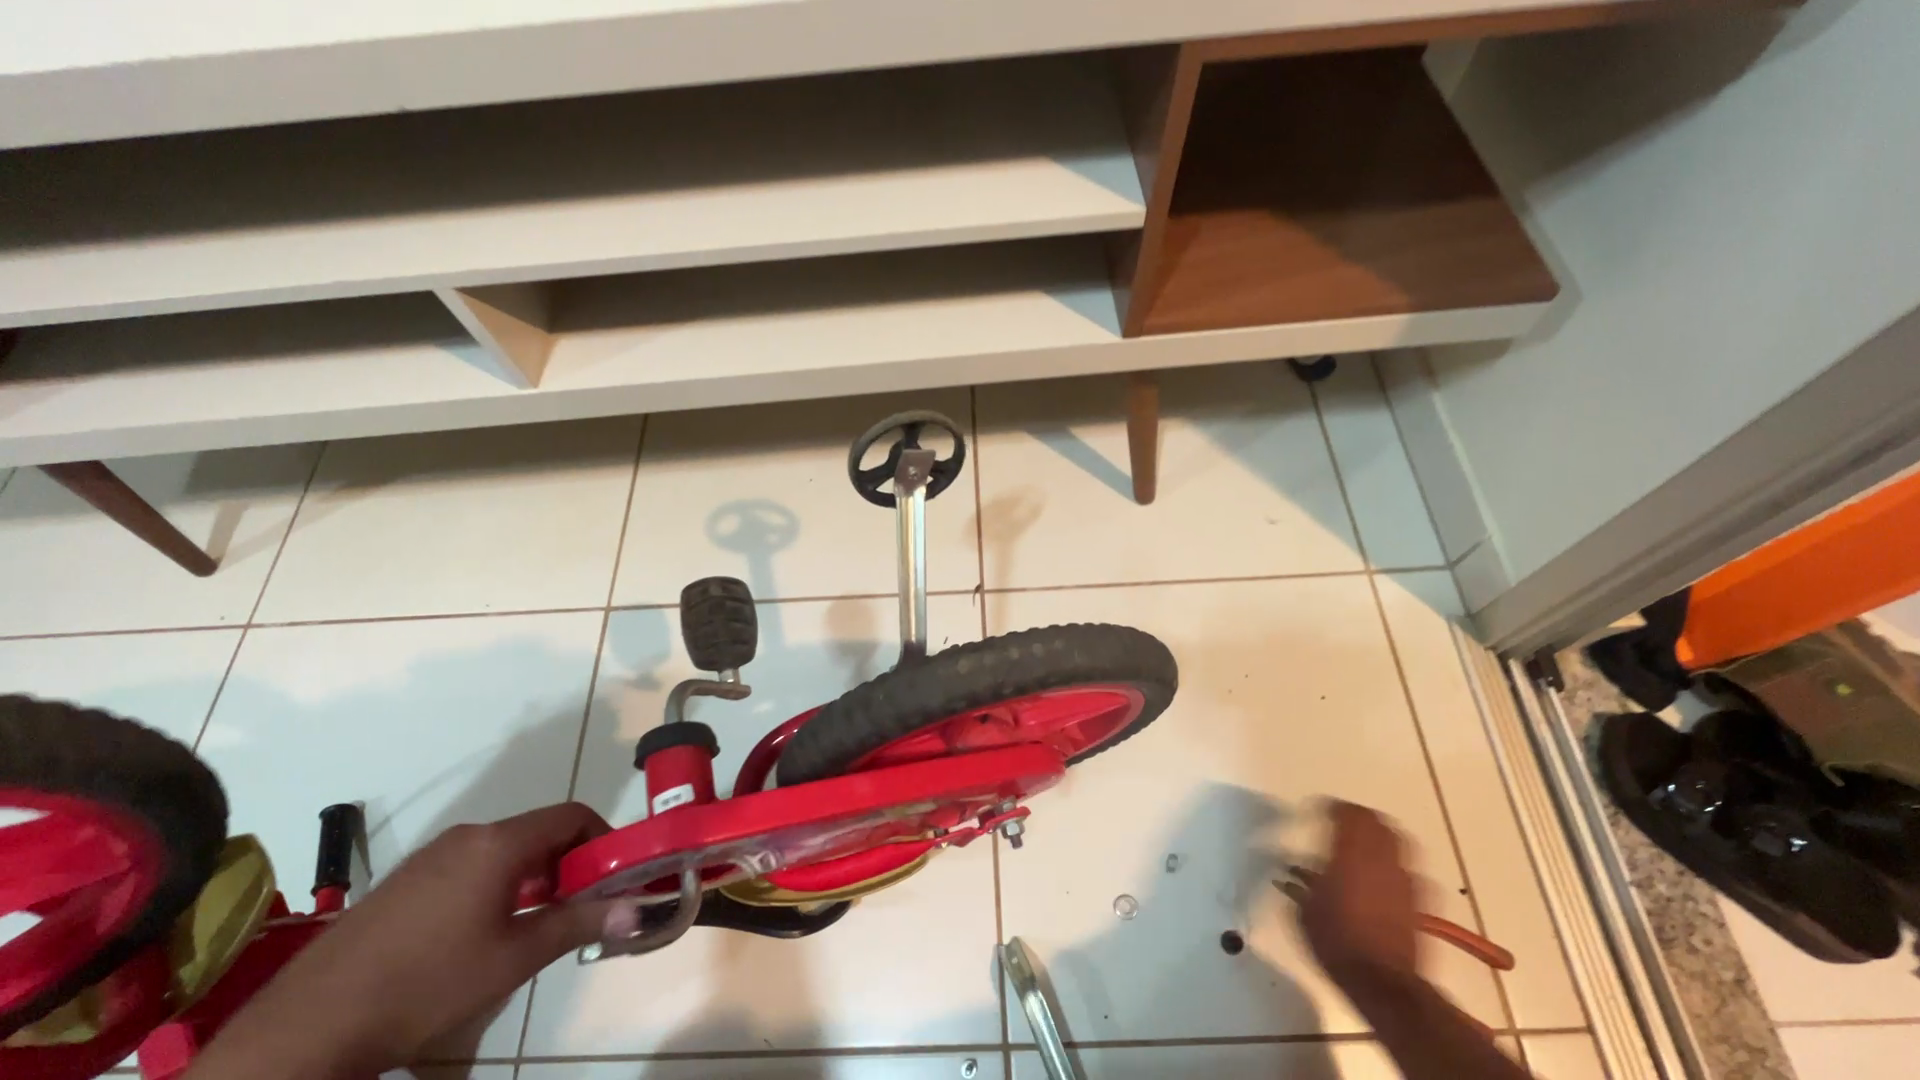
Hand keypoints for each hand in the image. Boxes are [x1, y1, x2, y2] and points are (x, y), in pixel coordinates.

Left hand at [189, 803, 617, 1079]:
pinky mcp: (403, 882)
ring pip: (503, 853)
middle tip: (583, 910)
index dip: (604, 840)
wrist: (310, 1026)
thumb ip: (580, 923)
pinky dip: (497, 887)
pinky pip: (469, 868)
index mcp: (497, 843)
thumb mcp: (515, 957)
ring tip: (536, 928)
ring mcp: (429, 857)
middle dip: (571, 866)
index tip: (618, 877)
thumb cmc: (428, 984)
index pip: (571, 815)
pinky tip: (484, 936)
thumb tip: (640, 908)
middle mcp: (466, 836)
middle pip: (538, 833)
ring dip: (534, 879)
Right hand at [1282, 800, 1420, 991]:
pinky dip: (1395, 864)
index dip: (1333, 807)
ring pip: (1398, 841)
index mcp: (1349, 856)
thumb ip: (1301, 887)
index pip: (1347, 814)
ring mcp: (1404, 879)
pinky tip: (1385, 875)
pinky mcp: (1419, 899)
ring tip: (1367, 843)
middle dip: (1361, 816)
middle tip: (1344, 819)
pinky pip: (1408, 869)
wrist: (1381, 982)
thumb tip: (1292, 875)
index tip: (1319, 808)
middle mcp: (1380, 860)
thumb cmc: (1335, 944)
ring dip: (1381, 836)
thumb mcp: (1305, 913)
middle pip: (1378, 822)